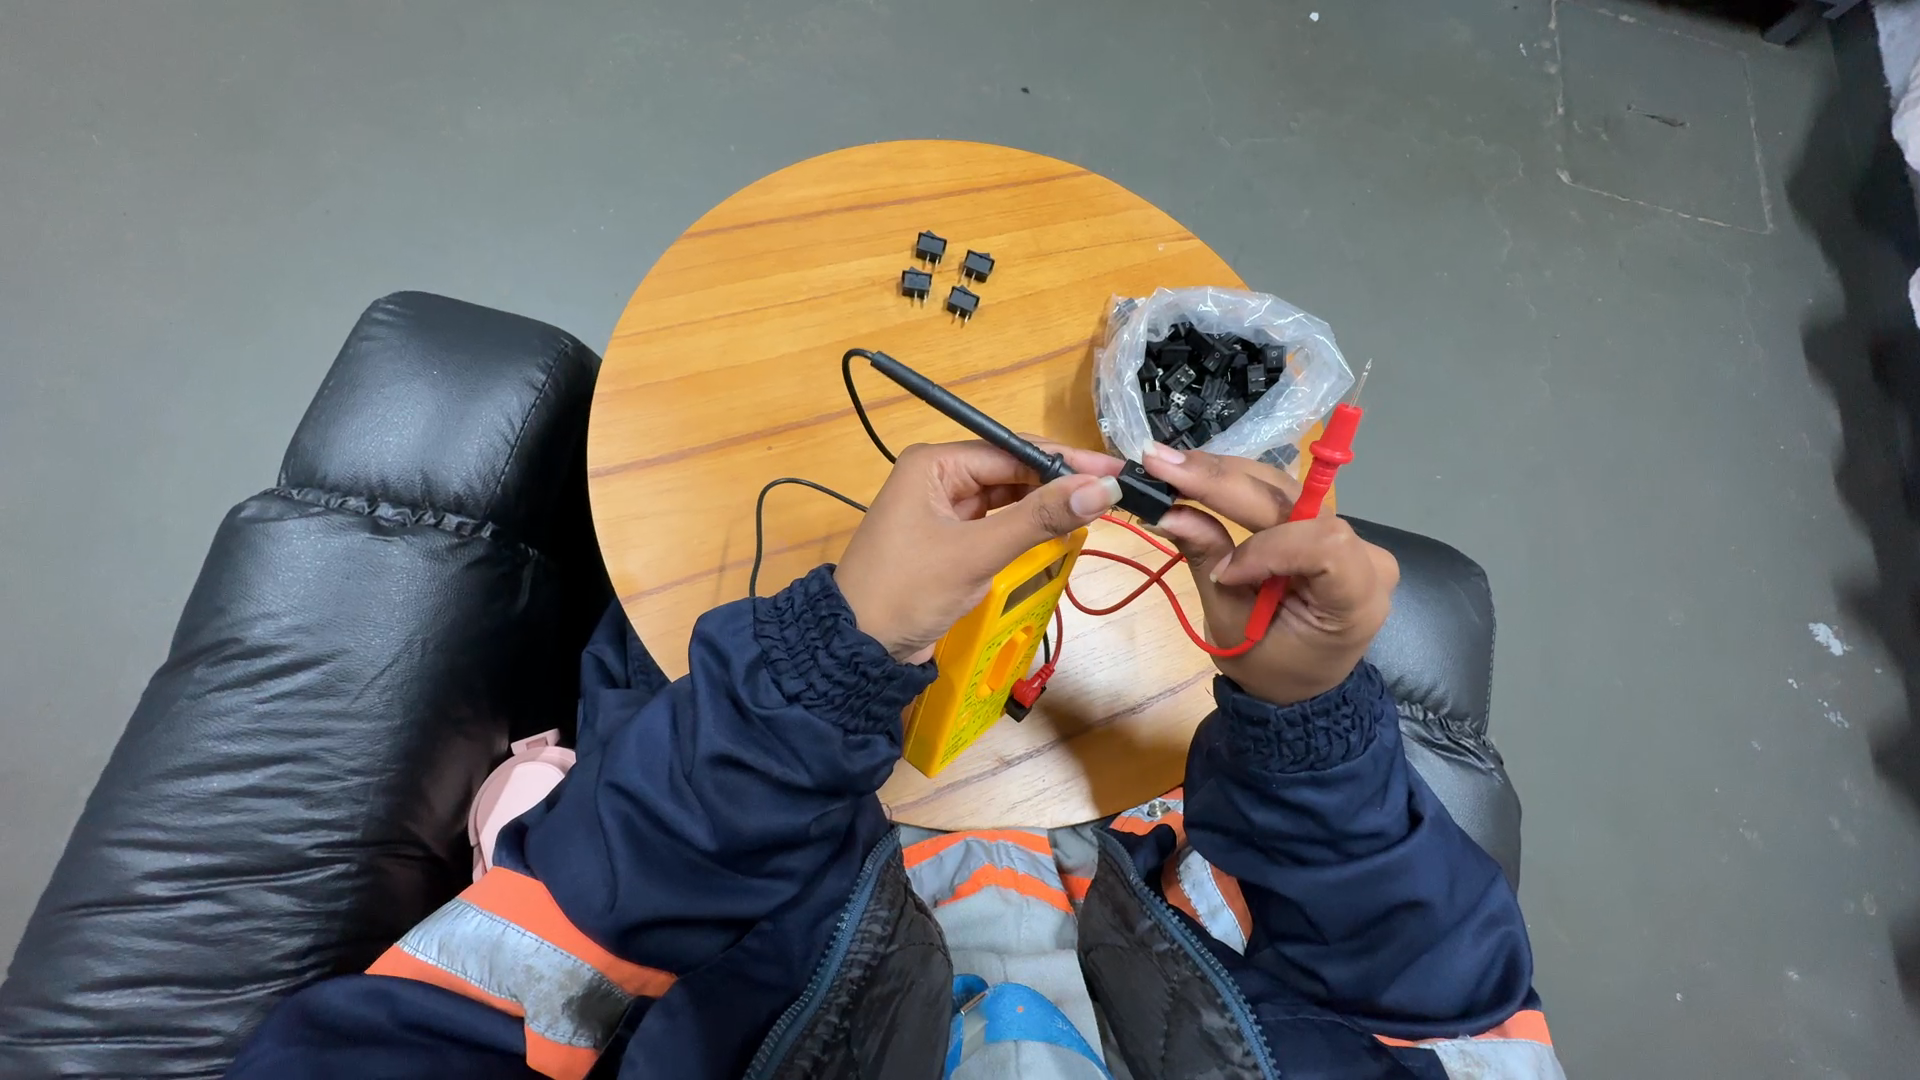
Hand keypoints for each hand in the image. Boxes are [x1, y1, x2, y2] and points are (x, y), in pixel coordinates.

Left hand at [834, 441, 1122, 662]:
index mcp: (934, 464)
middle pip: (1011, 471)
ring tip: (1093, 509)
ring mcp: (944, 510)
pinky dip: (1025, 528)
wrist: (860, 647)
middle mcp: (939, 478)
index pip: (1010, 450)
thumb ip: (1038, 518)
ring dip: (1044, 506)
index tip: (1111, 470)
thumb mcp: (975, 553)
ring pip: (1007, 498)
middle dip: (1057, 483)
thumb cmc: (908, 590)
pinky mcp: (950, 540)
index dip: (1064, 461)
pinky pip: (996, 524)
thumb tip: (1101, 488)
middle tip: (1110, 492)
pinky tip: (1058, 530)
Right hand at [1141, 441, 1397, 704]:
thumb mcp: (1231, 629)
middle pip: (1294, 500)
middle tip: (1160, 464)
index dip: (1269, 548)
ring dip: (1223, 474)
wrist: (1298, 685)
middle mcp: (1364, 557)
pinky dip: (1234, 484)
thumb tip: (1169, 513)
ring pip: (1284, 487)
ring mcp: (1349, 536)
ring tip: (1169, 466)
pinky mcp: (1322, 524)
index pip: (1324, 546)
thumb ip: (1208, 565)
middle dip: (1223, 482)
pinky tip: (1196, 475)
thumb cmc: (1269, 668)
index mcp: (1355, 599)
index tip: (1224, 574)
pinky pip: (1280, 495)